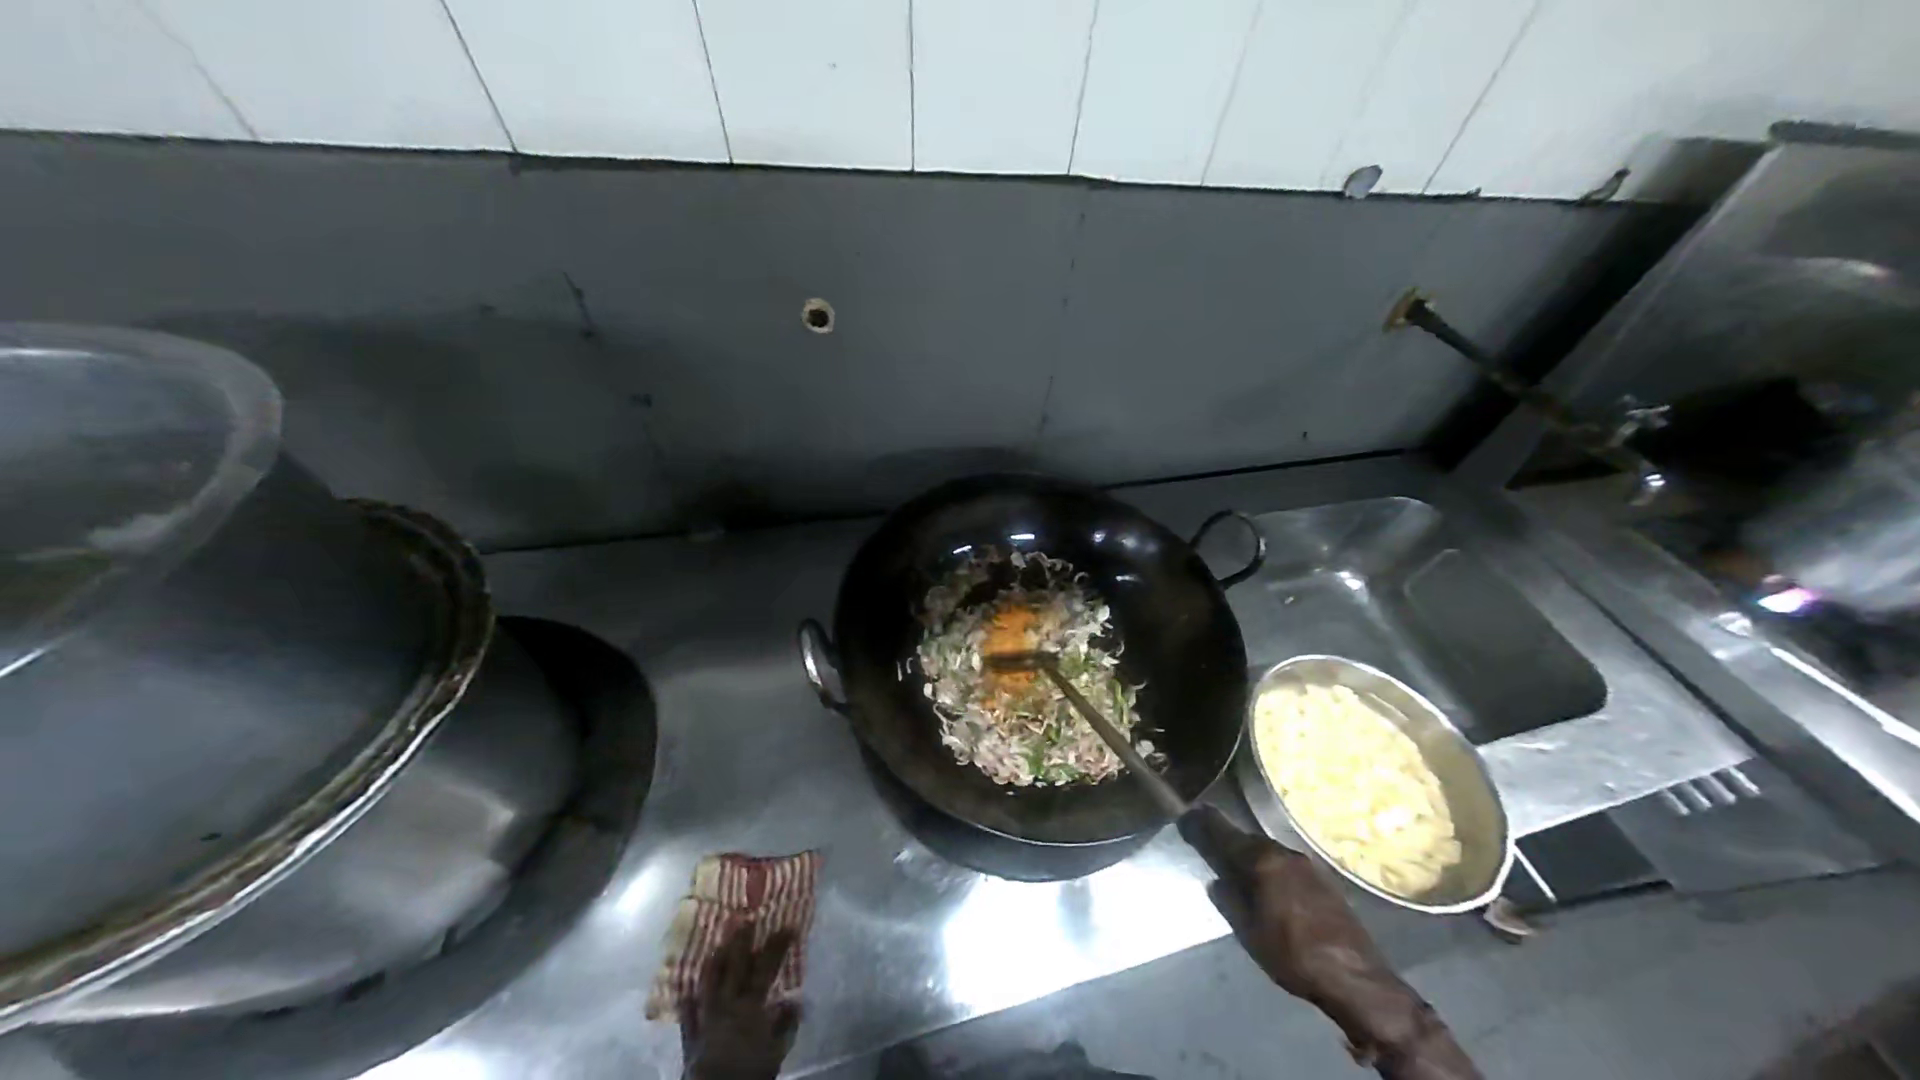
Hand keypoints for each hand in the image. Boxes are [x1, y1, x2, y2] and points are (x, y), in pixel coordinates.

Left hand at [681, 925, 800, 1079]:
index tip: (787, 926)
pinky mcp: (689, 1034)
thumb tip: (795, 1002)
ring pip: (708, 981)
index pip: (766, 967)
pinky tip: (687, 990)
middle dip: (740, 940)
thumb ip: (786, 1025)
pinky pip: (688, 1011)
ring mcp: (705, 1016)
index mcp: (751, 1005)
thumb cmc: (750, 1073)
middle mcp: (727, 1003)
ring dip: (714, 960)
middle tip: (744, 917)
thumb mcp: (777, 1052)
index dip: (777, 945)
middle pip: (734, 965)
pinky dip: (689, 999)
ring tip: (717, 943)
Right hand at [1179, 807, 1395, 1005]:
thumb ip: (1229, 901)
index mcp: (1263, 861)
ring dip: (1250, 853)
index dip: (1204, 823)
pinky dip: (1270, 865)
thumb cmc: (1294, 955)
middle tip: (1208, 838)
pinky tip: (1267, 882)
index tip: (1189, 813)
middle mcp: (1285, 854)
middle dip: (1227, 837)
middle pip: (1248, 839)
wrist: (1357, 980)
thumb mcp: (1249, 933)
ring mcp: (1308, 867)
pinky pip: (1286, 863)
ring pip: (1269, 851)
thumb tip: (1216, 882)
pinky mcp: (1325, 882)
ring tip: (1235, 861)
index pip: (1225, 833)